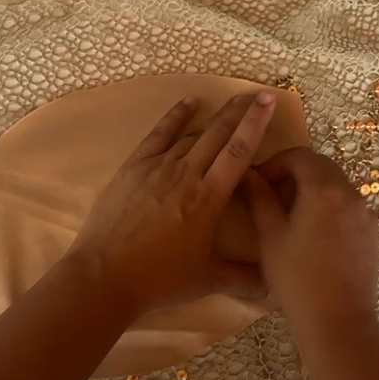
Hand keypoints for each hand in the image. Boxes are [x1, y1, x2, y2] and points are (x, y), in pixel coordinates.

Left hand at [65, 92, 277, 321]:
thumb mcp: (207, 280)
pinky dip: (176, 116)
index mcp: (208, 198)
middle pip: (218, 134)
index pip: (238, 151)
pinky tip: (190, 102)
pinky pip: (159, 134)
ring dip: (215, 117)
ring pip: (192, 134)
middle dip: (240, 111)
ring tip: (232, 103)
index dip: (255, 124)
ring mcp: (158, 167)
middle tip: (257, 94)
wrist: (104, 277)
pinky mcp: (135, 166)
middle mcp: (186, 174)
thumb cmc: (159, 279)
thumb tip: (273, 285)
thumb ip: (243, 278)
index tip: (268, 101)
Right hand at [244, 148, 378, 344]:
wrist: (339, 324)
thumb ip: (259, 198)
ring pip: (337, 187)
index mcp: (325, 189)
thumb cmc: (297, 278)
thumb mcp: (270, 236)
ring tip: (291, 219)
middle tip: (272, 199)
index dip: (276, 163)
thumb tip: (248, 175)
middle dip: (295, 175)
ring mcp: (367, 215)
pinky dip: (330, 209)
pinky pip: (349, 208)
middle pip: (321, 168)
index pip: (300, 156)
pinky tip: (315, 237)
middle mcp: (352, 194)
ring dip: (313, 191)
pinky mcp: (374, 234)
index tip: (259, 183)